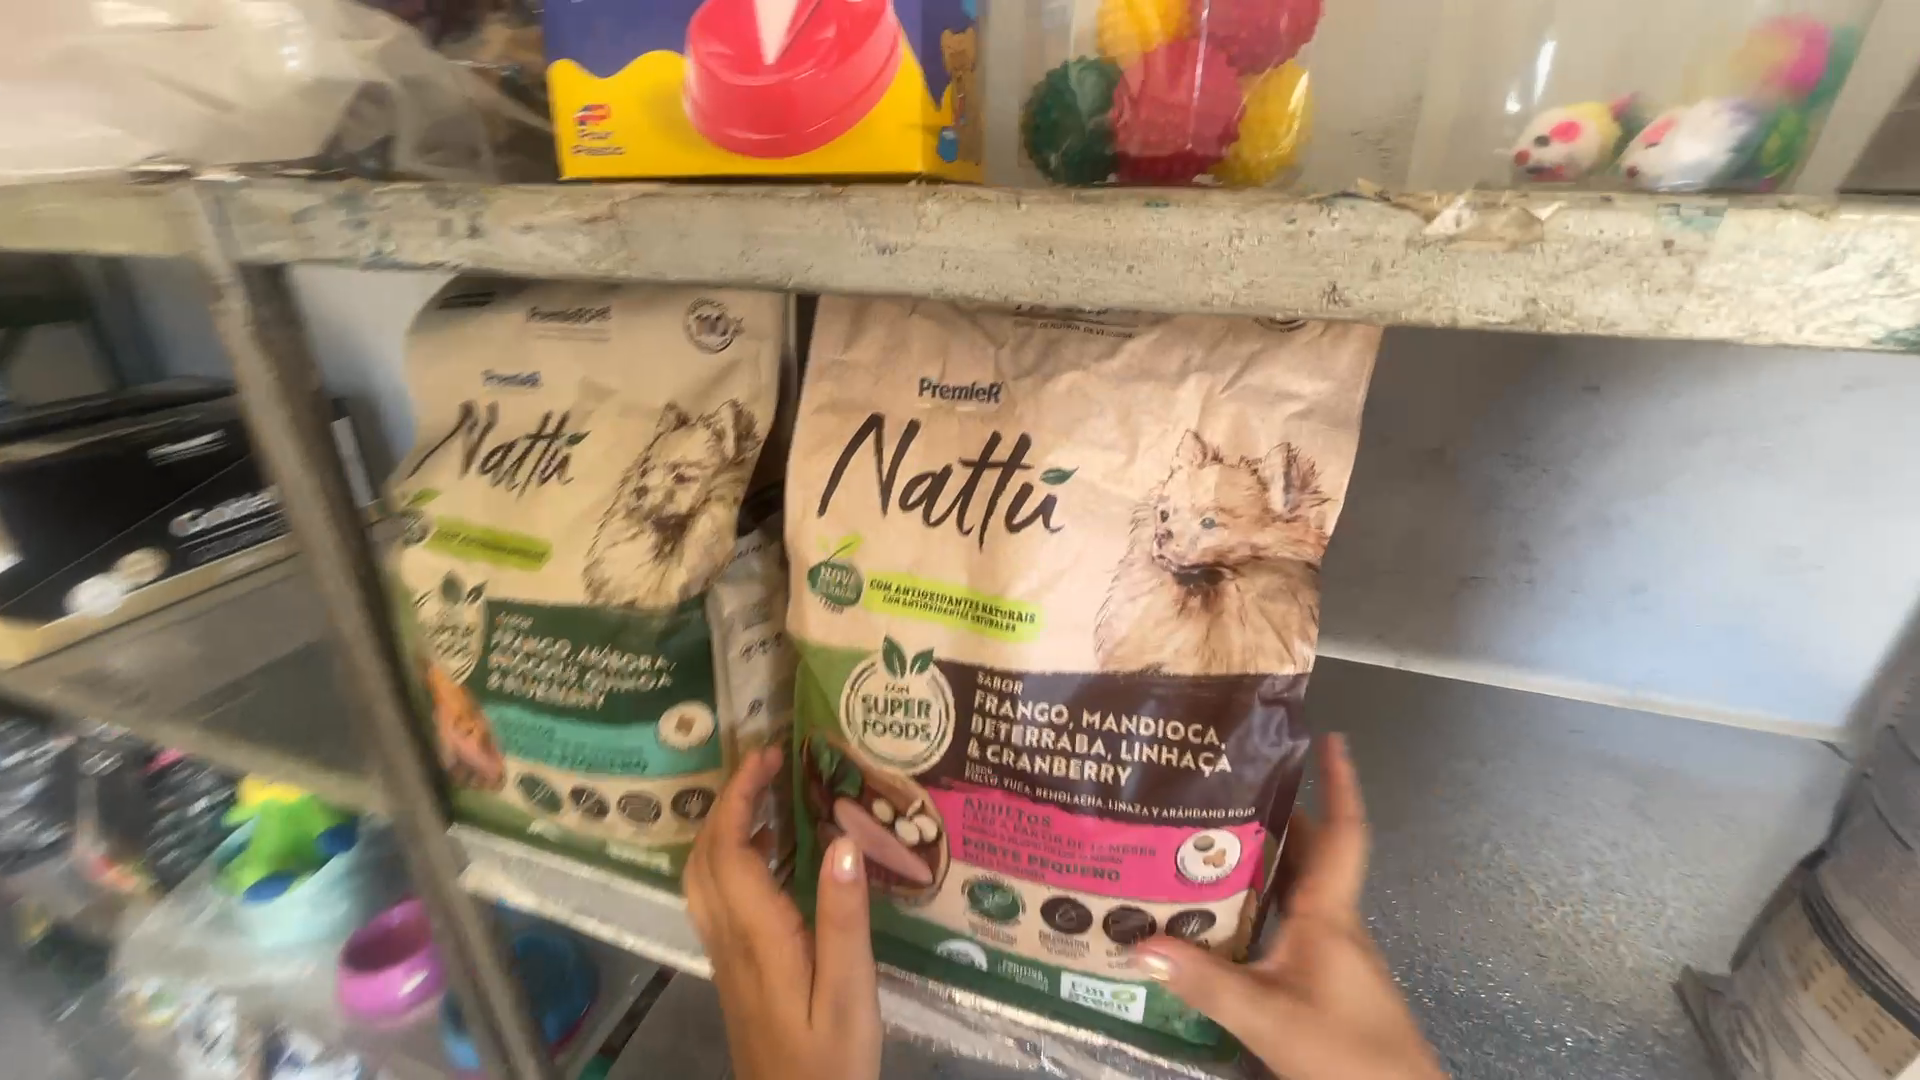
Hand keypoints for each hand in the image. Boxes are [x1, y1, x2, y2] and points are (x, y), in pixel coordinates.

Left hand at [685, 746, 882, 1079]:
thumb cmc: (830, 1058)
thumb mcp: (851, 990)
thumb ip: (844, 916)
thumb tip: (843, 838)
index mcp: (756, 934)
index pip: (729, 847)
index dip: (740, 794)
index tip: (768, 755)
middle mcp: (728, 937)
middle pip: (704, 854)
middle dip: (728, 799)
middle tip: (769, 765)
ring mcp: (725, 953)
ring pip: (702, 874)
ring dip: (725, 824)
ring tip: (769, 795)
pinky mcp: (733, 966)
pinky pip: (716, 894)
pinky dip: (732, 855)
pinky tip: (772, 852)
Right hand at [1130, 735, 1444, 1079]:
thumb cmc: (1348, 1056)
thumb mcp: (1269, 1017)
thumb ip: (1205, 981)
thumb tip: (1137, 942)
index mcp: (1329, 913)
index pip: (1343, 834)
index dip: (1339, 784)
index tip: (1330, 739)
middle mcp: (1333, 921)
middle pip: (1311, 851)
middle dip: (1278, 813)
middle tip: (1226, 783)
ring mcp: (1332, 951)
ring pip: (1298, 885)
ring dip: (1266, 856)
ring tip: (1208, 834)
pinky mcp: (1324, 976)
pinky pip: (1289, 917)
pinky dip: (1260, 898)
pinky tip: (1223, 909)